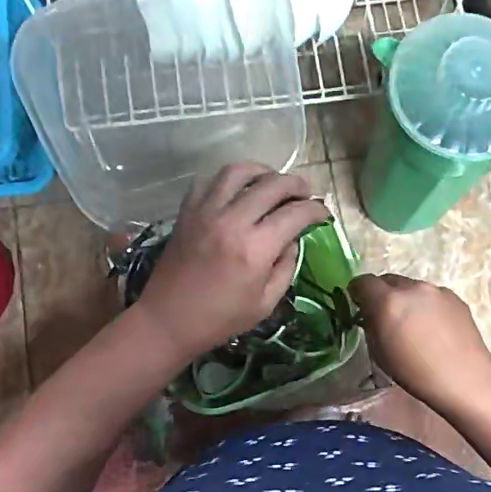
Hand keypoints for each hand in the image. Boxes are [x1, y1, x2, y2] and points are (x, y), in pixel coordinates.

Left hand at [134, 163, 331, 358]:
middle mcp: (231, 221)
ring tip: (272, 182)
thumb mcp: (265, 303)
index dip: (316, 209)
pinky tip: (238, 190)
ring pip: (239, 172)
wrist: (168, 320)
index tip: (322, 212)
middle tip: (304, 193)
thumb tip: (292, 239)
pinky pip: (210, 180)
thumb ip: (285, 267)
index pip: (295, 214)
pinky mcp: (187, 212)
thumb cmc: (219, 319)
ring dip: (262, 171)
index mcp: (255, 249)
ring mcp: (206, 212)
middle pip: (272, 184)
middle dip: (296, 184)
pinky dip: (229, 179)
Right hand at [349, 273, 490, 411]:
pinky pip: (430, 295)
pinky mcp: (455, 297)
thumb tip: (370, 314)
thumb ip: (371, 325)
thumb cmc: (415, 372)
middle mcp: (412, 288)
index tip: (358, 305)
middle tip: (383, 315)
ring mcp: (436, 290)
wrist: (465, 378)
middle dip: (381, 294)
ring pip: (411, 287)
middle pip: (388, 280)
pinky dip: (425, 305)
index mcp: (388, 301)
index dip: (357, 292)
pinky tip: (432, 328)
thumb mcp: (379, 352)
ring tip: (411, 323)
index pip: (363, 281)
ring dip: (404, 299)